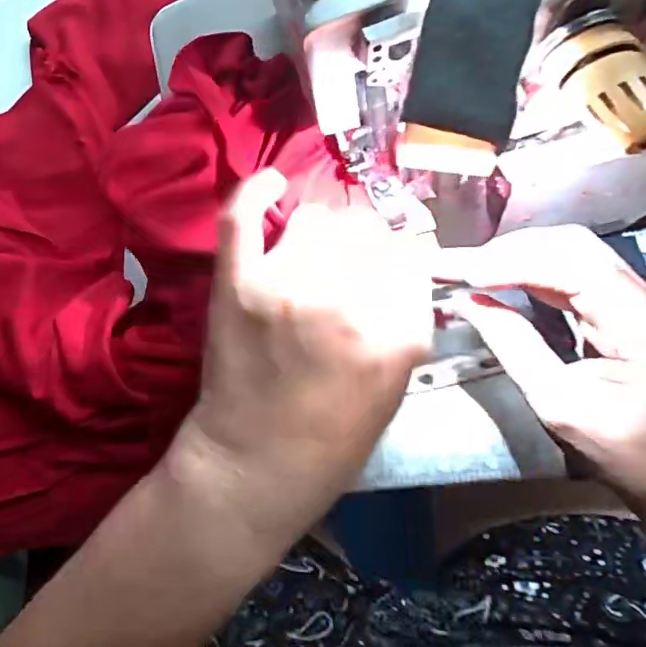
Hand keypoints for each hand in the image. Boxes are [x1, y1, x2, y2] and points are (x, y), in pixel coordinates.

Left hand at [169, 170, 432, 538]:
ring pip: (315, 216)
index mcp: (398, 332)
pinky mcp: (236, 282)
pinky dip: (257, 189)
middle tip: (338, 267)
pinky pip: (245, 213)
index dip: (395, 255)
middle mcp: (346, 301)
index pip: (409, 250)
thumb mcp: (396, 381)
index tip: (379, 264)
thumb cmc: (331, 435)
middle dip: (358, 244)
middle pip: (364, 227)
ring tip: (305, 255)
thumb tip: (399, 252)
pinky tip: (272, 186)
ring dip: (316, 230)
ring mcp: (285, 286)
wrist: (253, 460)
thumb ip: (404, 314)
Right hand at [428, 225, 645, 525]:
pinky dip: (532, 273)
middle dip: (508, 252)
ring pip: (576, 254)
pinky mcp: (640, 311)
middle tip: (454, 266)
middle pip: (576, 248)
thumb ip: (514, 346)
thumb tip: (466, 302)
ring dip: (516, 258)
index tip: (458, 272)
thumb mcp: (560, 406)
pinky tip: (499, 280)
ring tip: (467, 270)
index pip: (576, 269)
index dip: (511, 263)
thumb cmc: (630, 457)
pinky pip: (580, 275)